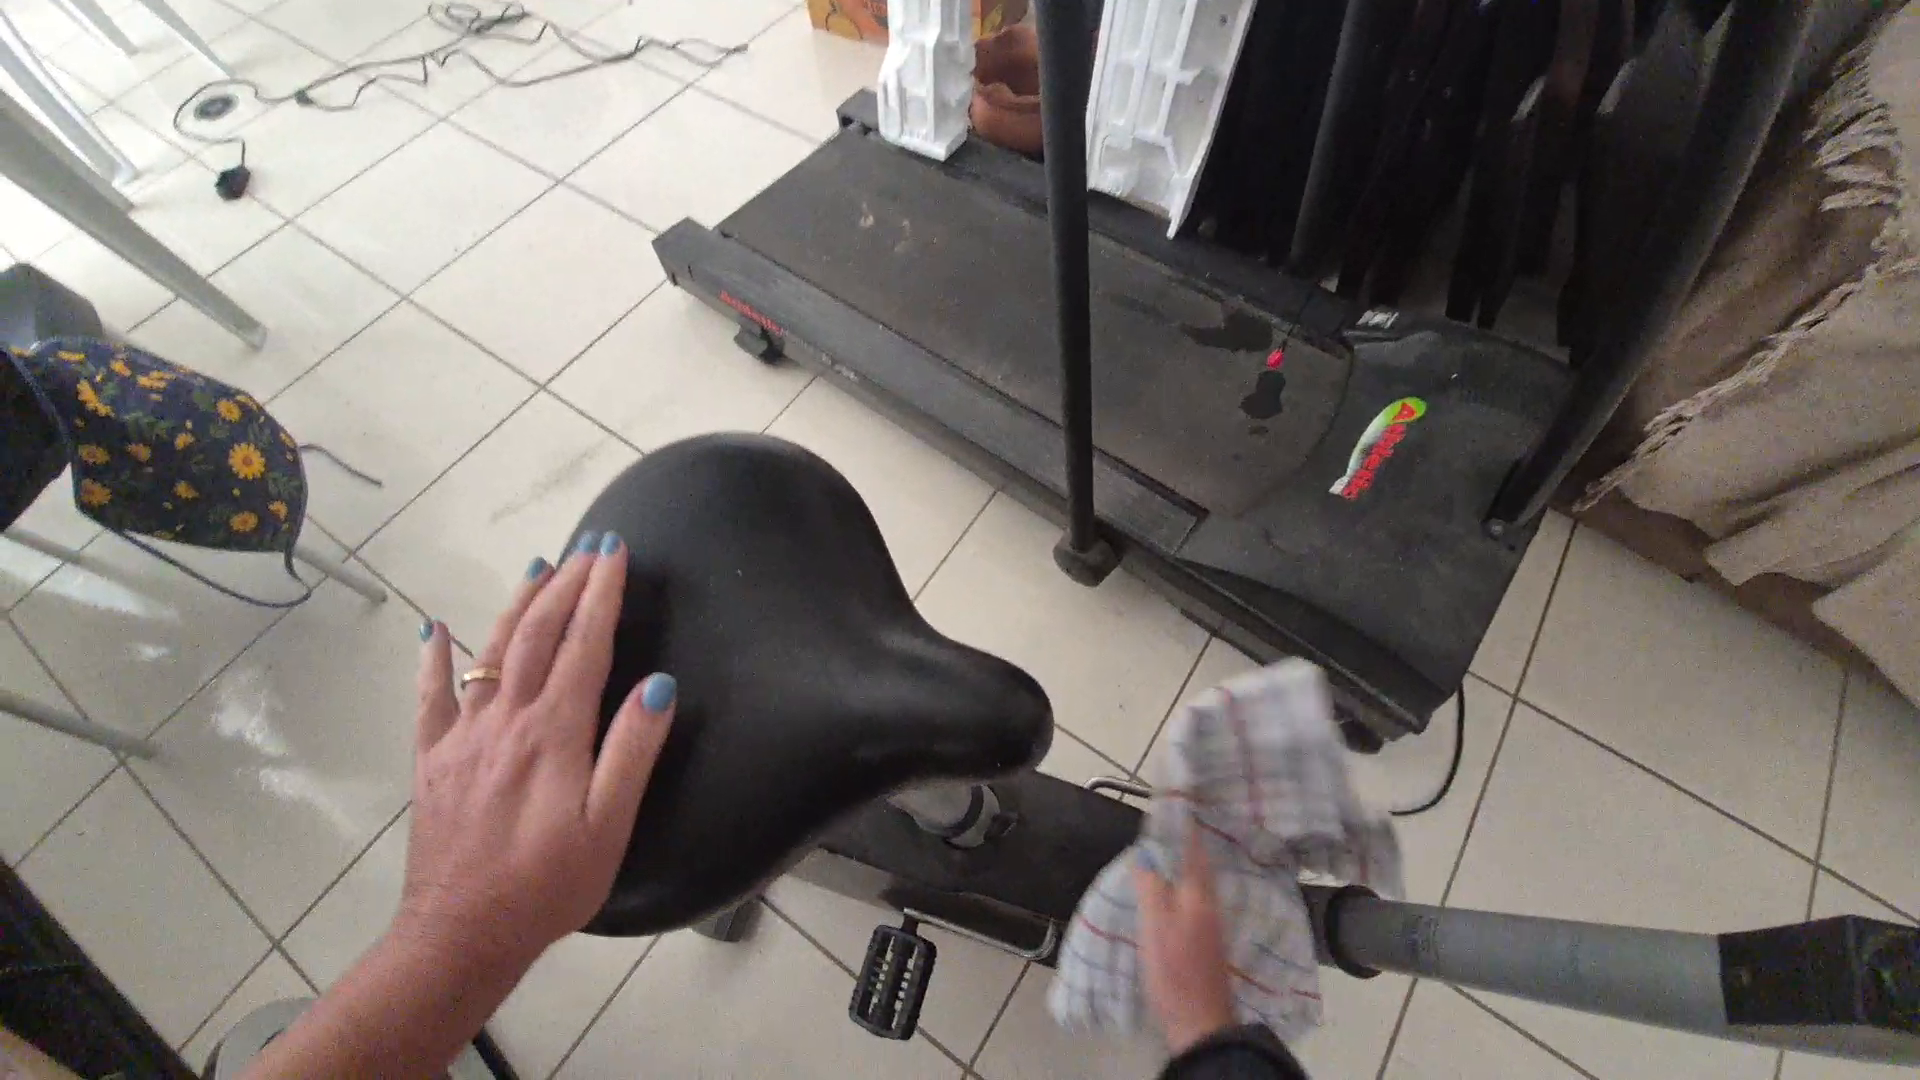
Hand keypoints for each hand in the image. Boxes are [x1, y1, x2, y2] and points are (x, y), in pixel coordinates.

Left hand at [399, 533, 675, 966]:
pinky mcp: (434, 758)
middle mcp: (505, 719)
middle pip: (538, 635)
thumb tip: (659, 684)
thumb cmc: (549, 882)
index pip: (583, 645)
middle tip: (589, 546)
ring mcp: (463, 736)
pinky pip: (430, 698)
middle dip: (567, 584)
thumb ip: (633, 750)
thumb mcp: (609, 824)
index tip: (615, 552)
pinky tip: (433, 628)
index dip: (601, 594)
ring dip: (517, 604)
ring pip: (492, 653)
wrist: (459, 935)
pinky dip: (433, 658)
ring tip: (539, 566)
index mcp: (553, 731)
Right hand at [1134, 828, 1236, 1055]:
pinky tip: (1171, 890)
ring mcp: (1211, 925)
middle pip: (1198, 864)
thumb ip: (1150, 887)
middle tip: (1169, 821)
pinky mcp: (1206, 942)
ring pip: (1197, 881)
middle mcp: (1209, 904)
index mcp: (1197, 895)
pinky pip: (1195, 898)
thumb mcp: (1154, 925)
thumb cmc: (1174, 970)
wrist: (1201, 1024)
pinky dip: (1183, 884)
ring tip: (1166, 849)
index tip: (1175, 802)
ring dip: (1184, 862)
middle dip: (1185, 842)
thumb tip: (1145, 854)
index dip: (1184, 825)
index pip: (1192, 849)